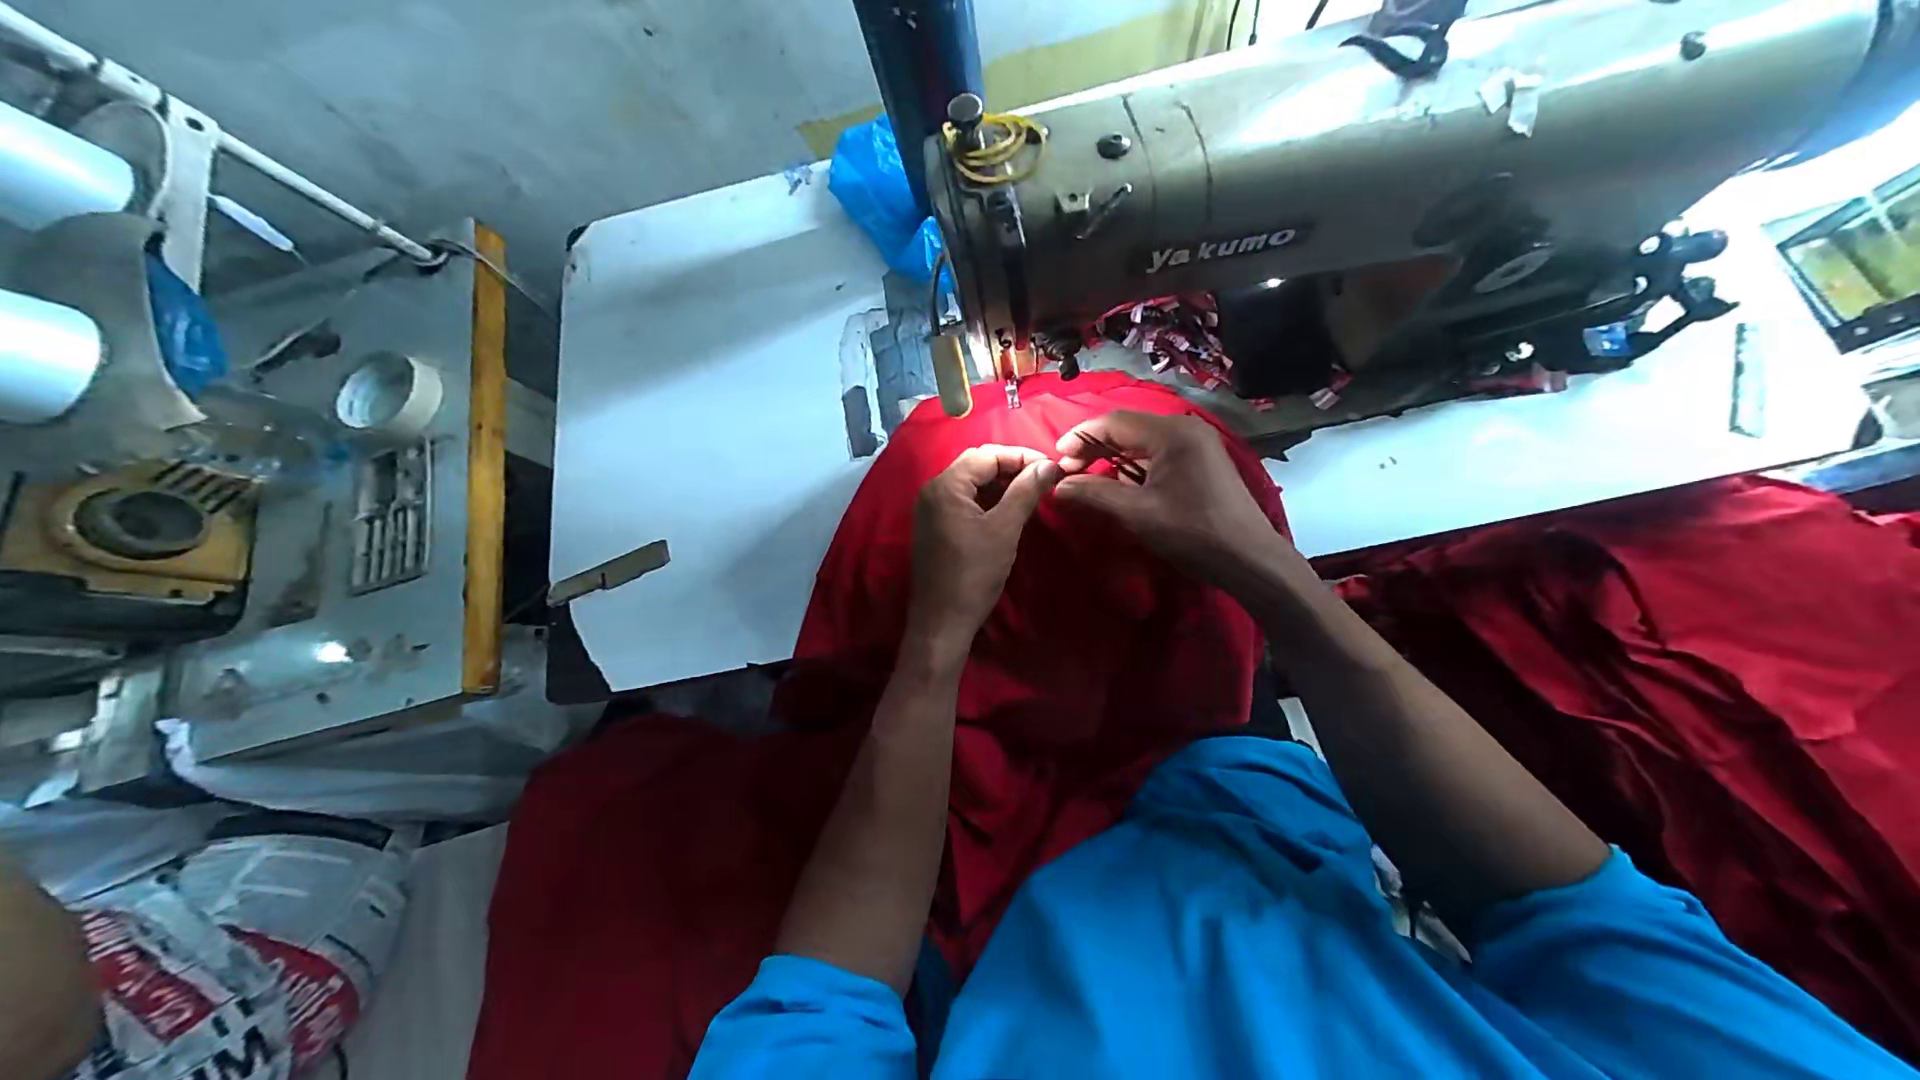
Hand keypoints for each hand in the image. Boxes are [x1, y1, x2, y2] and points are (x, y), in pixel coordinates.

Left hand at [907, 445, 1062, 652]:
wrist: (942, 621)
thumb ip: (1026, 492)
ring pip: (972, 483)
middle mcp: (933, 490)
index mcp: (945, 485)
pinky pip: (965, 501)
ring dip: (1003, 484)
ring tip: (1034, 494)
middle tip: (1044, 480)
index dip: (1022, 456)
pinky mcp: (936, 526)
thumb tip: (1050, 465)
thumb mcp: (1004, 530)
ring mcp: (932, 509)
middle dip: (1012, 468)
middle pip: (978, 464)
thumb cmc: (973, 575)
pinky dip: (989, 500)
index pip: (987, 454)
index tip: (1052, 468)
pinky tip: (1012, 510)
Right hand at [1054, 411, 1289, 585]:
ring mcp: (1196, 443)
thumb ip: (1094, 494)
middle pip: (1127, 428)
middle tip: (1068, 472)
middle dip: (1094, 448)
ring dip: (1112, 458)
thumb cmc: (1192, 533)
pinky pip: (1157, 454)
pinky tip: (1119, 485)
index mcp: (1172, 433)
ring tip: (1088, 480)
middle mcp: (1185, 428)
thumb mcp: (1137, 514)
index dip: (1079, 438)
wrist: (1249, 559)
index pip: (1113, 422)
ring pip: (1141, 442)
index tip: (1056, 459)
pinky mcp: (1201, 460)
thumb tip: (1057, 486)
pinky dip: (1133, 466)